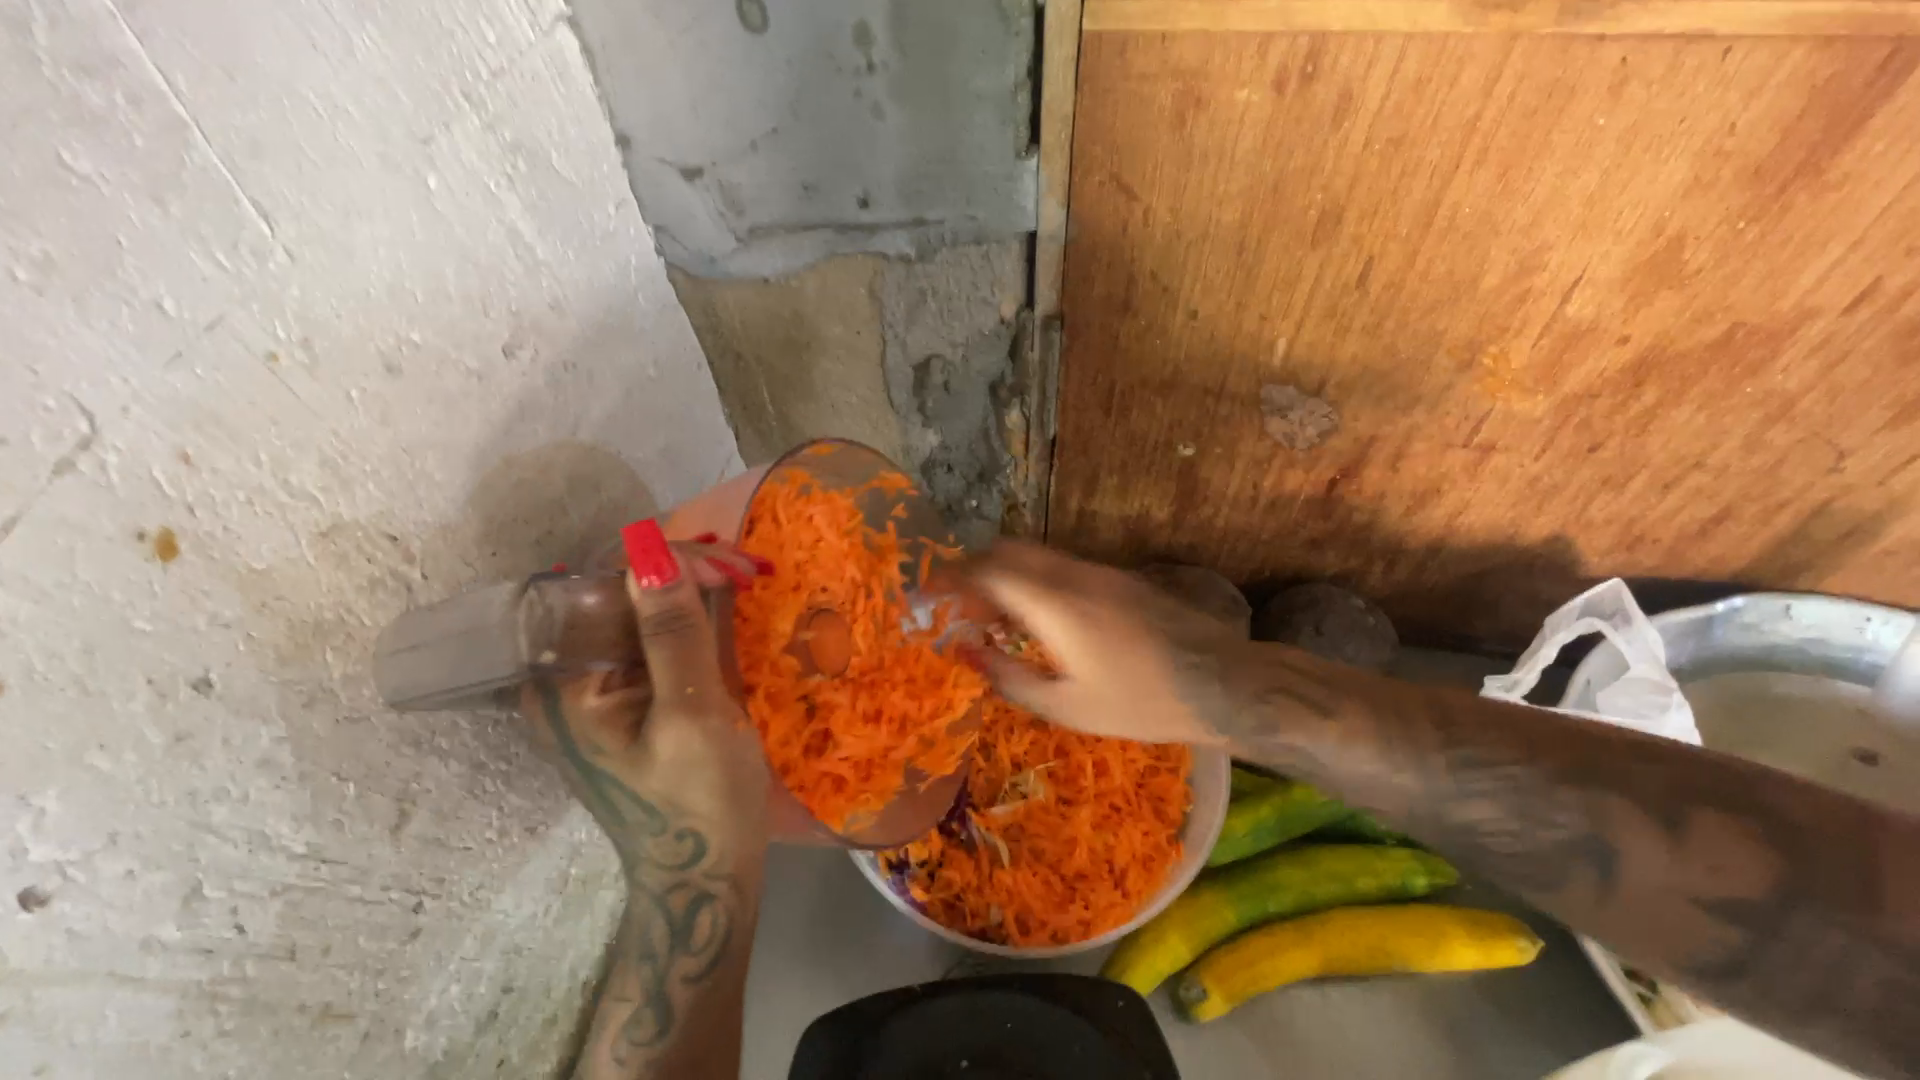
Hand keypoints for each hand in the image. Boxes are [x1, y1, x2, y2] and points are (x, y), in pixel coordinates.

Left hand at [523, 521, 769, 1078]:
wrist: (704, 878)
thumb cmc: (700, 805)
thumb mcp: (692, 717)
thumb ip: (672, 634)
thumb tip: (651, 551)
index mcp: (561, 686)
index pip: (606, 589)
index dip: (669, 565)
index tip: (736, 567)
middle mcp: (560, 680)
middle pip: (616, 595)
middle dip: (684, 574)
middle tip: (750, 571)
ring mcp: (588, 690)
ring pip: (634, 611)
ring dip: (690, 590)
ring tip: (745, 578)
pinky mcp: (618, 699)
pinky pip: (644, 639)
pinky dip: (686, 619)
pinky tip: (722, 606)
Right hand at [956, 541, 1235, 744]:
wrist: (1224, 683)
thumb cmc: (1141, 703)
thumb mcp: (1067, 706)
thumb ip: (1009, 678)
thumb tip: (966, 656)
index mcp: (1055, 604)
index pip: (986, 571)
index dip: (948, 579)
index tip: (925, 597)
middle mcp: (1074, 574)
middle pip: (1007, 551)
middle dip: (972, 573)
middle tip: (959, 610)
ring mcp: (1100, 571)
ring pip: (1034, 556)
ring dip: (1004, 577)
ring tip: (993, 621)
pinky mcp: (1119, 578)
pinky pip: (1060, 566)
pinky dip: (1032, 581)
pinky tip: (1037, 620)